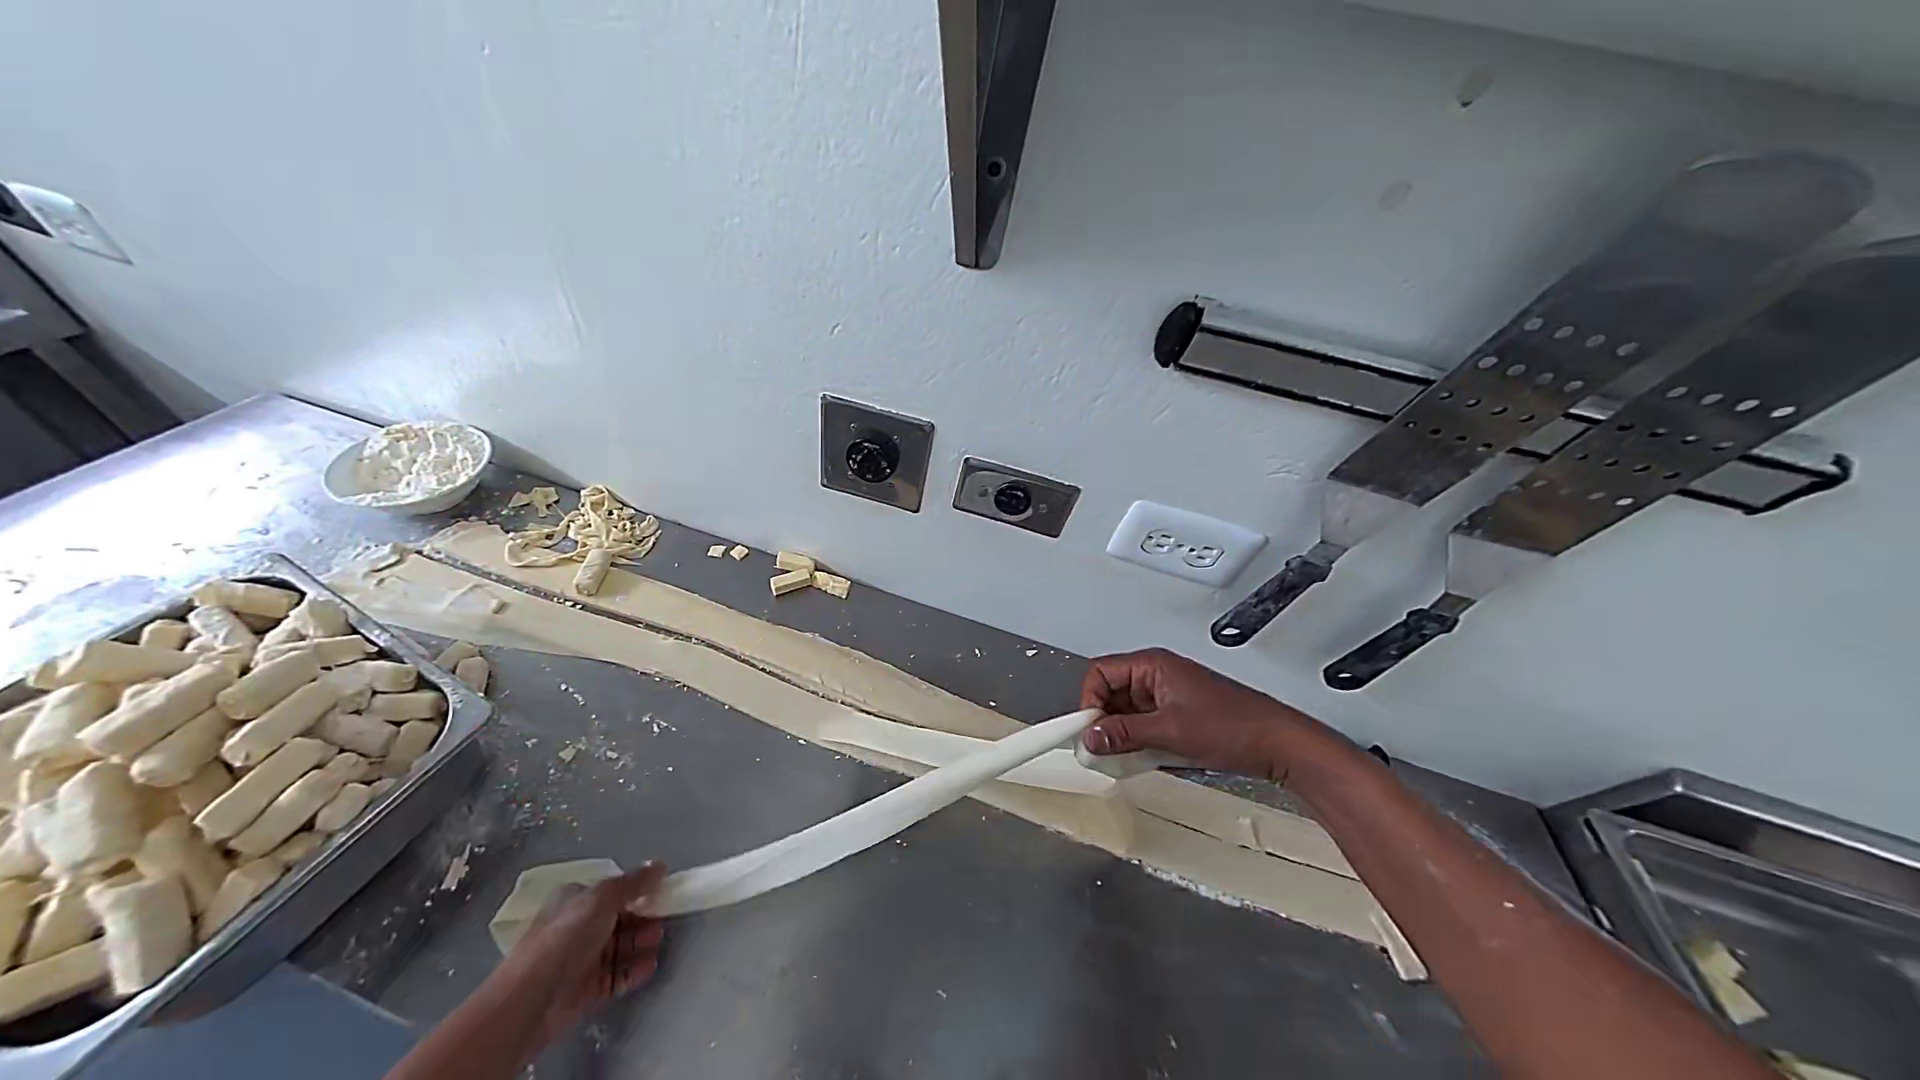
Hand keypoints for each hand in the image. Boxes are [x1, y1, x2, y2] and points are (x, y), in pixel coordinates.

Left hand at [499, 862, 667, 1046]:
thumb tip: (660, 865)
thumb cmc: (565, 937)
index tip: (661, 893)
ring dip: (641, 944)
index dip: (637, 891)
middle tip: (664, 920)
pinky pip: (615, 975)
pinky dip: (633, 970)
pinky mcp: (584, 989)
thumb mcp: (602, 898)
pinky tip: (649, 967)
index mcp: (574, 899)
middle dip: (643, 919)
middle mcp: (576, 927)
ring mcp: (580, 959)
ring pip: (619, 948)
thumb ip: (634, 882)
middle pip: (618, 919)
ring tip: (658, 944)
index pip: (612, 891)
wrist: (531, 999)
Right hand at [1079, 649, 1331, 780]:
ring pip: (1126, 713)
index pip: (1101, 673)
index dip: (1090, 701)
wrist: (1278, 745)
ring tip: (1128, 757)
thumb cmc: (1237, 725)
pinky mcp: (1175, 715)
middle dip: (1105, 722)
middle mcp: (1157, 676)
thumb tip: (1092, 737)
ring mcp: (1167, 696)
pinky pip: (1143, 725)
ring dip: (1122, 735)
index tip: (1088, 729)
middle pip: (1110, 694)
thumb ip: (1124, 733)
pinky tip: (1146, 759)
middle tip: (1102, 748)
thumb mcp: (1170, 732)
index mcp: (1153, 665)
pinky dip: (1139, 743)